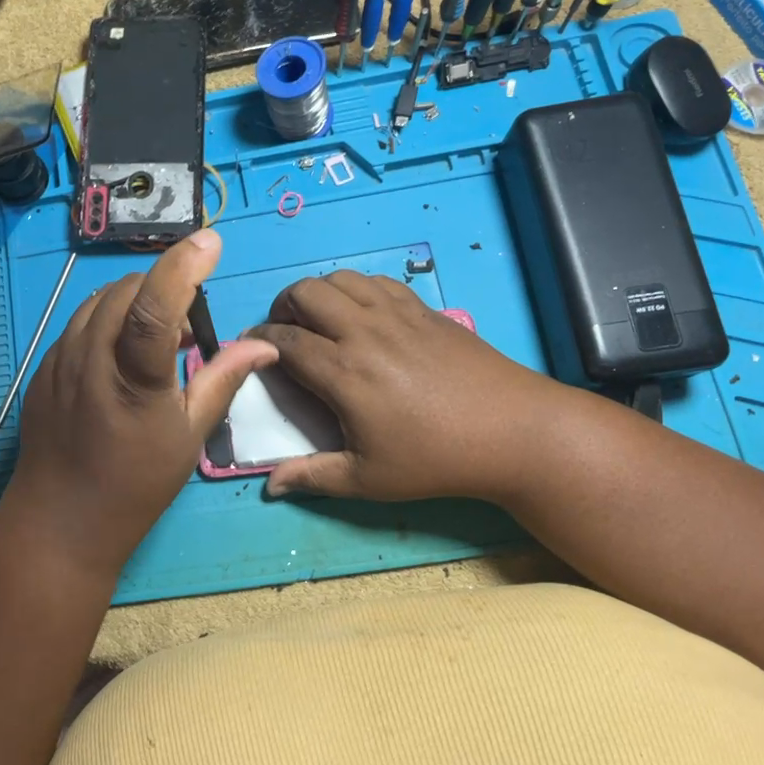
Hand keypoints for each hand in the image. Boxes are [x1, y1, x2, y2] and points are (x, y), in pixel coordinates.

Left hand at [0, 230, 276, 579]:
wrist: (60, 520)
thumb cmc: (134, 485)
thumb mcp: (188, 437)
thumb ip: (222, 381)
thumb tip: (262, 346)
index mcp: (133, 381)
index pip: (154, 306)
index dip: (183, 267)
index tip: (210, 242)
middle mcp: (89, 359)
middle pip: (126, 291)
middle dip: (162, 286)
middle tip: (188, 322)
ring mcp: (58, 361)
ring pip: (98, 301)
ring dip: (133, 300)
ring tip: (157, 336)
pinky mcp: (43, 369)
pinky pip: (78, 324)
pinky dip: (107, 320)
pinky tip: (121, 353)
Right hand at [245, 271, 576, 503]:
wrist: (513, 430)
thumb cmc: (436, 459)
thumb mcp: (368, 480)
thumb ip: (313, 476)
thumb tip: (269, 486)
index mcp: (343, 372)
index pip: (283, 339)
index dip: (258, 339)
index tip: (250, 349)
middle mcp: (364, 331)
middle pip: (305, 293)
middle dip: (282, 307)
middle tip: (284, 332)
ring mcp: (397, 314)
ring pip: (340, 279)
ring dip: (318, 293)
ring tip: (318, 320)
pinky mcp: (424, 309)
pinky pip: (376, 281)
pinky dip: (355, 289)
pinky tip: (361, 315)